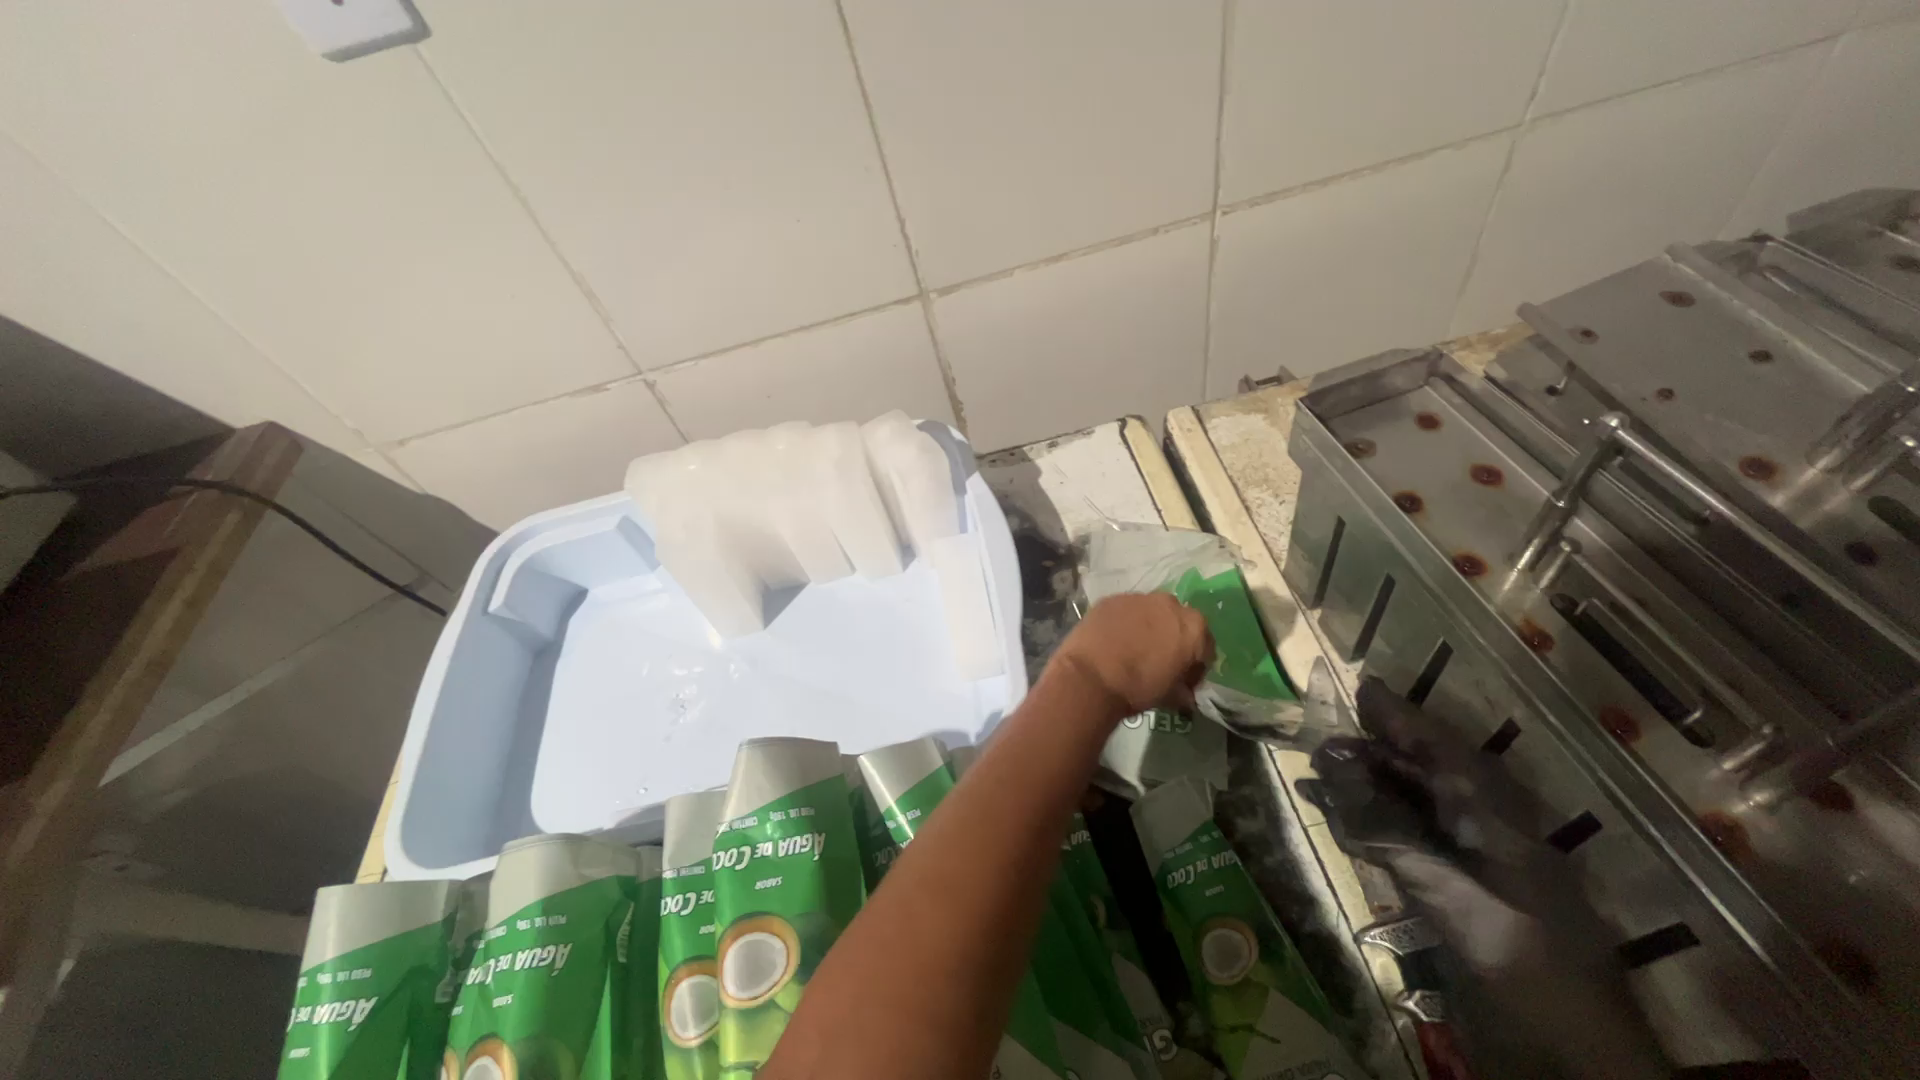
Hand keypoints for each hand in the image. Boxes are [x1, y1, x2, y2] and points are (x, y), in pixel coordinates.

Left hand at [1044, 593, 1212, 715]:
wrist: (1091, 678)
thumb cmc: (1138, 688)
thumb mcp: (1171, 696)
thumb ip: (1184, 689)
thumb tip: (1185, 694)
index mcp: (1194, 627)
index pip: (1204, 646)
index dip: (1195, 665)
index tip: (1183, 680)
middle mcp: (1170, 603)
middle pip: (1177, 622)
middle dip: (1171, 639)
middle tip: (1157, 661)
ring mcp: (1138, 597)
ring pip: (1150, 612)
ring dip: (1147, 627)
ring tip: (1132, 650)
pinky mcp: (1111, 598)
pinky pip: (1124, 611)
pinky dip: (1123, 623)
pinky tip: (1112, 641)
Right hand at [1304, 679, 1669, 1079]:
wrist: (1581, 1056)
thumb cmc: (1528, 972)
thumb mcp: (1457, 903)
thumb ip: (1394, 839)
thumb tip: (1337, 778)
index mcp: (1501, 823)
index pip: (1445, 755)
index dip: (1404, 720)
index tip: (1362, 689)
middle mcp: (1493, 833)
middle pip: (1431, 776)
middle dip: (1378, 752)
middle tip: (1325, 737)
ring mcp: (1483, 865)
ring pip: (1421, 808)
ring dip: (1373, 789)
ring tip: (1321, 772)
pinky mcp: (1471, 895)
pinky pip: (1418, 844)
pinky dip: (1380, 828)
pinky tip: (1347, 825)